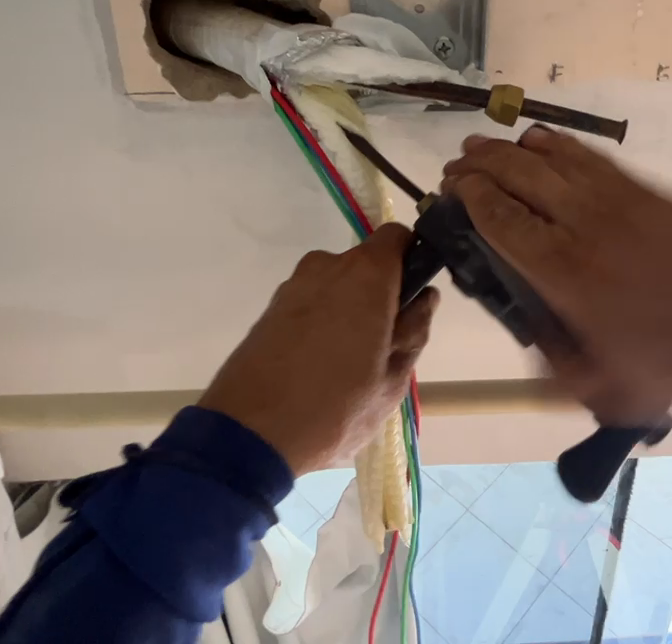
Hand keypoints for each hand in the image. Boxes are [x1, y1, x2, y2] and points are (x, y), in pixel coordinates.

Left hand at [199, 224, 438, 474]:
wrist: (248, 435)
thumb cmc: (336, 406)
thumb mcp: (393, 379)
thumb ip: (415, 330)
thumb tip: (424, 298)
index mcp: (366, 274)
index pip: (397, 235)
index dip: (410, 259)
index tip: (412, 297)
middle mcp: (327, 266)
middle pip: (365, 266)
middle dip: (379, 295)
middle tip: (382, 347)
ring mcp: (293, 286)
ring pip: (336, 287)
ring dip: (347, 311)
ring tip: (345, 365)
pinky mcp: (269, 309)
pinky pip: (310, 304)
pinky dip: (320, 323)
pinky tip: (315, 368)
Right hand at [441, 127, 671, 409]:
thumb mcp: (609, 385)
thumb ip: (554, 359)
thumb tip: (529, 330)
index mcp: (568, 273)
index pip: (501, 219)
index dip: (469, 198)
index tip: (448, 191)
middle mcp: (586, 224)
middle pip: (518, 175)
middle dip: (480, 166)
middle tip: (456, 166)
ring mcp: (620, 199)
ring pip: (552, 157)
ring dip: (511, 148)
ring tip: (484, 145)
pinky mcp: (649, 190)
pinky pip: (591, 156)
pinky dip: (558, 143)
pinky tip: (542, 140)